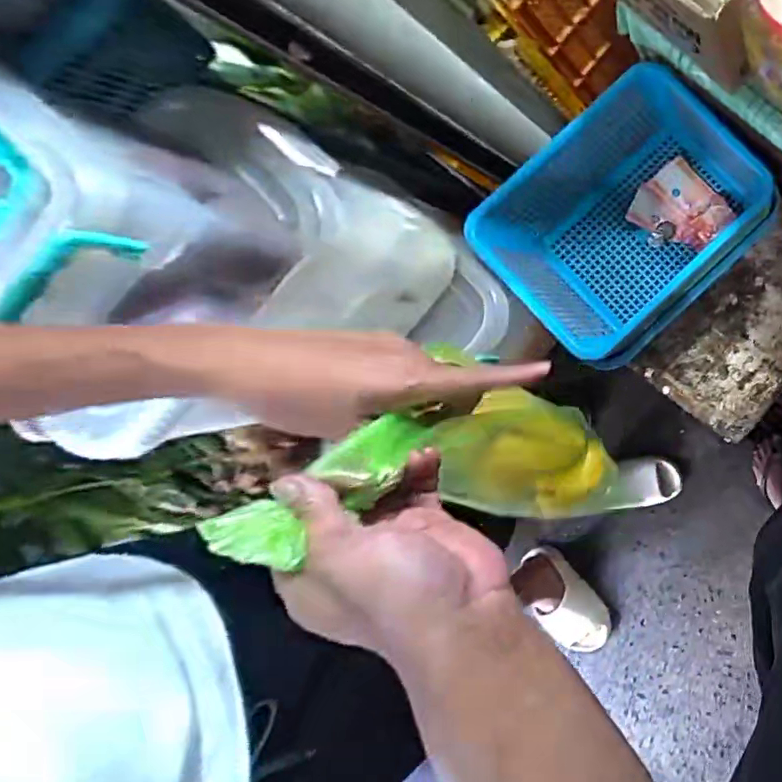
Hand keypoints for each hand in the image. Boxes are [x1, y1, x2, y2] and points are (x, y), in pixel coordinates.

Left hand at [174, 328, 550, 439]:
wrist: (234, 357)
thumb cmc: (294, 399)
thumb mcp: (345, 430)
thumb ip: (390, 434)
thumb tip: (414, 440)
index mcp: (410, 379)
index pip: (474, 380)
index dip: (513, 376)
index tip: (547, 369)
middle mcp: (411, 356)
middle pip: (454, 380)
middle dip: (454, 405)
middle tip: (426, 435)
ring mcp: (391, 345)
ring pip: (430, 375)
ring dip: (425, 398)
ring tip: (386, 422)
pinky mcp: (372, 342)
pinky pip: (408, 366)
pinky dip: (406, 386)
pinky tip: (364, 401)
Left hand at [270, 449, 512, 667]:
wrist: (464, 608)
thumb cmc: (392, 588)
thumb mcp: (341, 554)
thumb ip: (314, 515)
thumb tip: (283, 482)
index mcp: (310, 574)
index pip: (287, 531)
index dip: (293, 496)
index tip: (299, 458)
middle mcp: (346, 555)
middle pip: (335, 506)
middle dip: (344, 474)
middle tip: (353, 439)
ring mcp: (391, 538)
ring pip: (379, 493)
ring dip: (385, 468)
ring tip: (395, 442)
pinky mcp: (430, 524)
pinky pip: (418, 490)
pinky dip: (420, 470)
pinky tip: (426, 453)